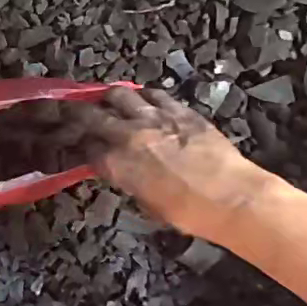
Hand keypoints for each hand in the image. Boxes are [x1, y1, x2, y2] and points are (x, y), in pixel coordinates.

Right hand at [63, 88, 276, 241]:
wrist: (234, 199)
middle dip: (76, 112)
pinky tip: (146, 101)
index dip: (78, 144)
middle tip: (72, 111)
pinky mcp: (179, 111)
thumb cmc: (188, 212)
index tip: (76, 143)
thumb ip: (126, 178)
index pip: (84, 147)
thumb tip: (121, 169)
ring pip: (118, 94)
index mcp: (114, 164)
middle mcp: (127, 136)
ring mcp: (153, 118)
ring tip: (110, 101)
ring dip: (109, 97)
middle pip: (89, 115)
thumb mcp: (145, 201)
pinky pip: (154, 94)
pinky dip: (144, 96)